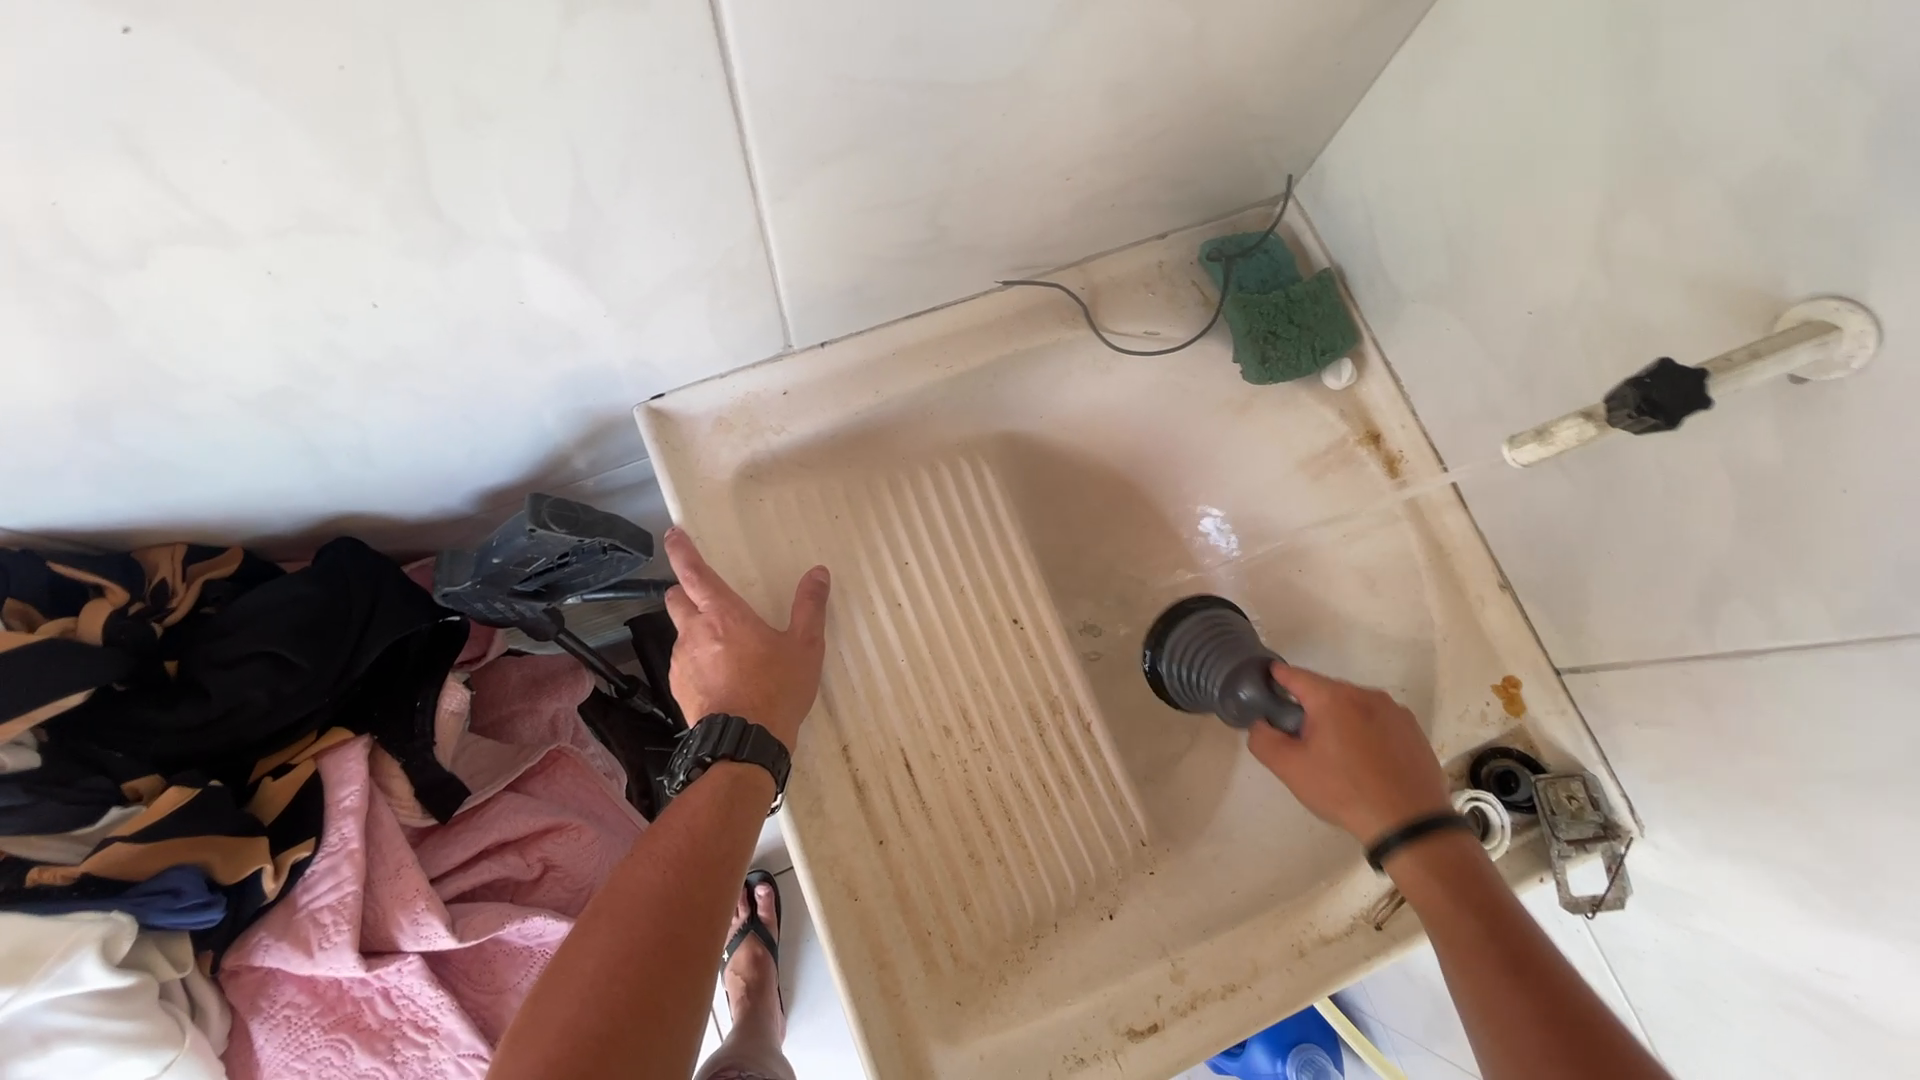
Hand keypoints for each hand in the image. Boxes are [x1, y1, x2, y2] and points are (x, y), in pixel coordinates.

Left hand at [660, 527, 830, 750]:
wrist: (744, 743)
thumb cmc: (776, 690)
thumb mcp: (805, 647)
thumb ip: (810, 607)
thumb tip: (818, 573)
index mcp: (724, 615)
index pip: (694, 573)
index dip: (681, 551)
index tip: (674, 535)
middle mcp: (695, 631)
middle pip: (676, 598)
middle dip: (686, 591)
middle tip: (707, 598)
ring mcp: (683, 661)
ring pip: (680, 632)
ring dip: (694, 630)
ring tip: (724, 648)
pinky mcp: (678, 687)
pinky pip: (683, 662)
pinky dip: (696, 660)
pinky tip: (720, 677)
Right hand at [1247, 663, 1451, 844]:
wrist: (1408, 822)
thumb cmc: (1343, 791)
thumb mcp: (1289, 768)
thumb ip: (1262, 739)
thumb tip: (1261, 723)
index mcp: (1333, 698)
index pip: (1296, 675)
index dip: (1278, 676)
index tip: (1268, 681)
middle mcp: (1366, 694)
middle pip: (1326, 692)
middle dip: (1311, 708)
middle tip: (1302, 740)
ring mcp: (1394, 711)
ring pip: (1354, 706)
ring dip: (1340, 720)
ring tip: (1338, 755)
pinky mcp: (1413, 730)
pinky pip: (1378, 722)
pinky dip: (1366, 732)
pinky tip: (1366, 762)